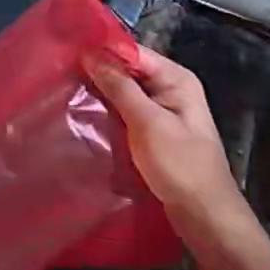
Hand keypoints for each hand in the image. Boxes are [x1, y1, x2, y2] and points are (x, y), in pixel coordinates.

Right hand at [81, 48, 241, 223]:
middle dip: (100, 73)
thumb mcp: (147, 122)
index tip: (69, 52)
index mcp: (175, 78)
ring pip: (125, 93)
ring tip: (68, 92)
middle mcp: (171, 88)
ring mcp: (164, 111)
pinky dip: (110, 113)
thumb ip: (119, 86)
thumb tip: (90, 54)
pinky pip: (128, 113)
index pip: (133, 52)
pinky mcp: (156, 132)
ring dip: (102, 95)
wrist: (206, 218)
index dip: (103, 51)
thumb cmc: (180, 165)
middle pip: (129, 71)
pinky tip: (88, 116)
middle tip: (63, 74)